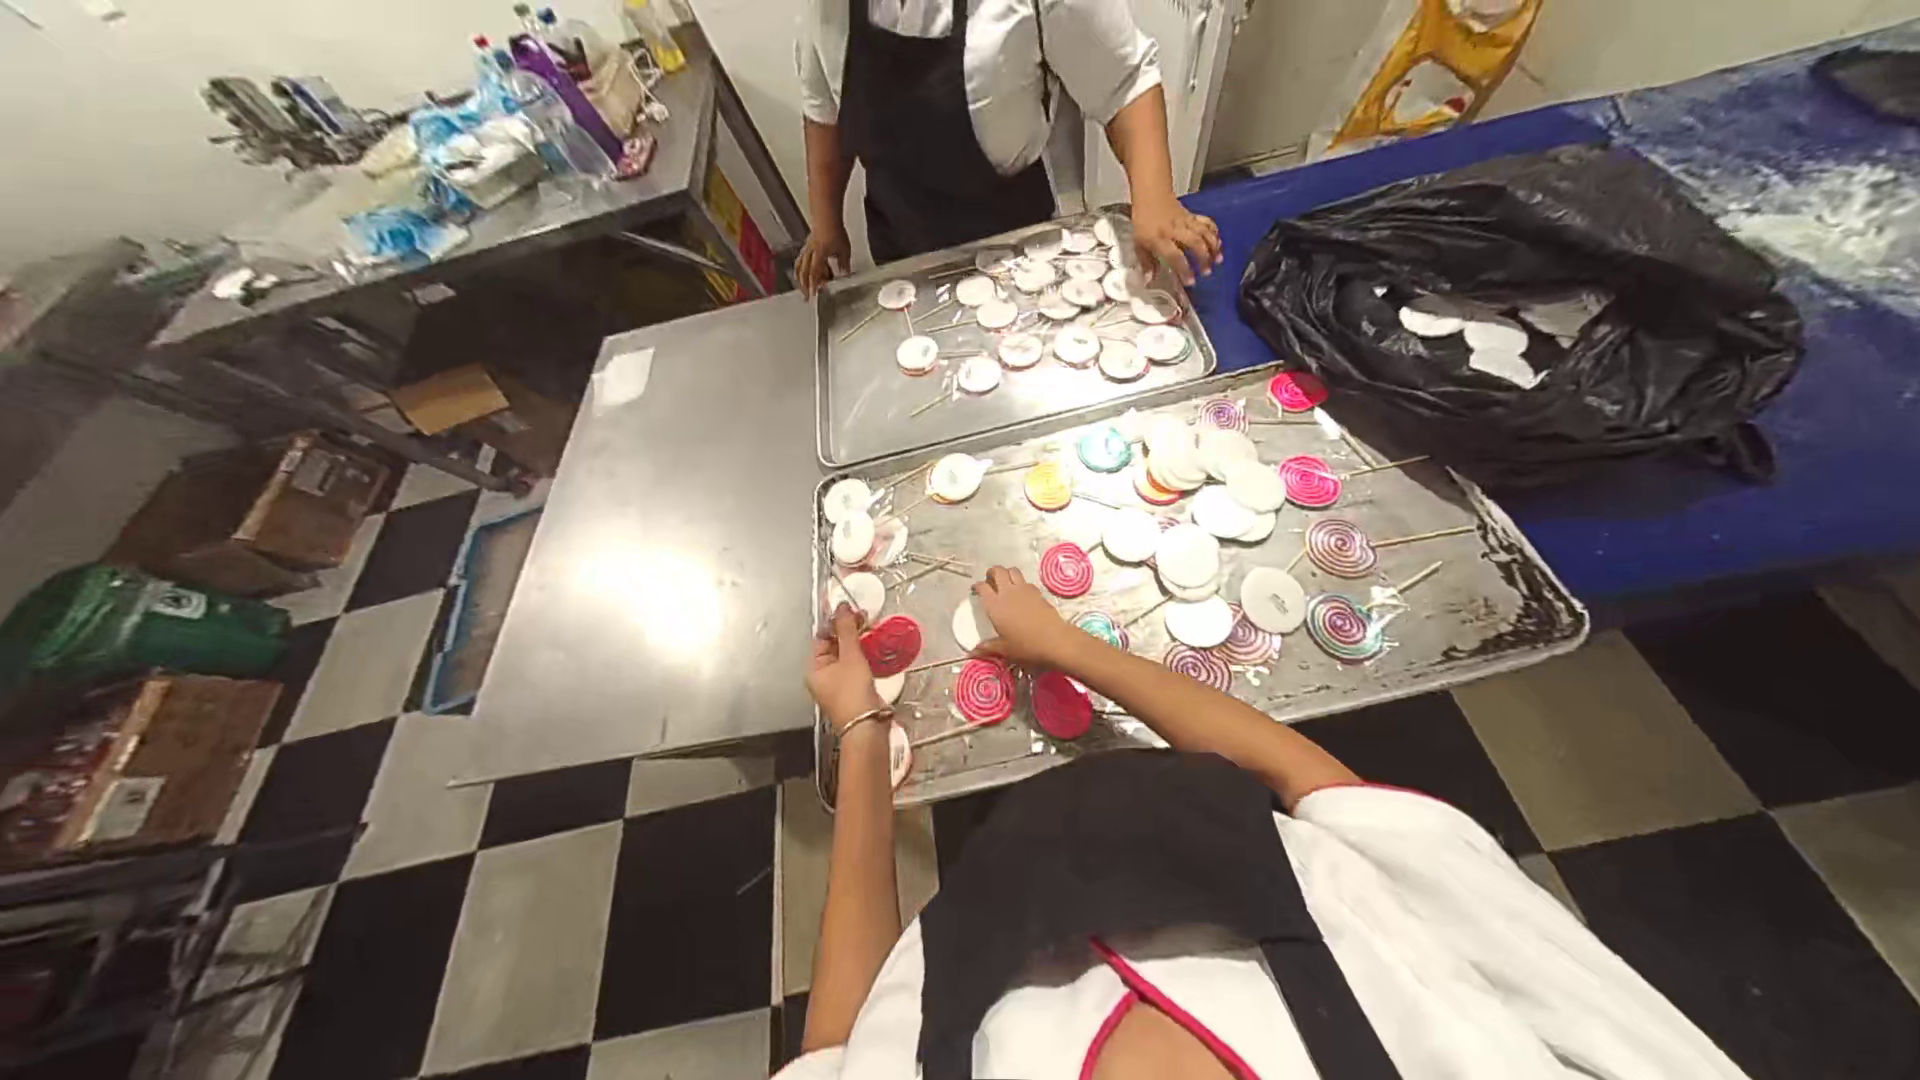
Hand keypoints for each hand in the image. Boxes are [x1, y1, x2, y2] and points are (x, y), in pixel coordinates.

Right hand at [796, 225, 850, 298]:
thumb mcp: (844, 249)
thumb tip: (845, 273)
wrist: (826, 215)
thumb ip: (844, 263)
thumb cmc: (834, 230)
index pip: (814, 273)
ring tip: (803, 287)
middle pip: (804, 272)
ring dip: (801, 278)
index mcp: (819, 255)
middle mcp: (810, 253)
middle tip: (805, 297)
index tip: (812, 295)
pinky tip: (808, 272)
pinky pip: (803, 260)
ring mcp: (807, 249)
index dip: (813, 285)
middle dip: (804, 286)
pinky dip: (804, 268)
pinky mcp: (807, 246)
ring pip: (801, 266)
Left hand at [807, 604, 885, 727]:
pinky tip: (874, 649)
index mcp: (814, 669)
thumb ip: (847, 630)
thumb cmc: (853, 693)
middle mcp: (823, 677)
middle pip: (834, 646)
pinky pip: (856, 666)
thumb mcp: (850, 656)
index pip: (822, 637)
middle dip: (849, 632)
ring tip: (871, 630)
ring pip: (847, 656)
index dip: (836, 623)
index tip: (851, 611)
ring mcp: (838, 684)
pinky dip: (864, 656)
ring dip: (858, 643)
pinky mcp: (854, 689)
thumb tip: (842, 608)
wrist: (868, 725)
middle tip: (864, 618)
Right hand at [971, 566, 1077, 667]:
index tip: (976, 589)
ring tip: (1006, 583)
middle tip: (990, 581)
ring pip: (1013, 571)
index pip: (983, 587)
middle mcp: (1008, 593)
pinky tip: (1022, 594)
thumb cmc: (1026, 646)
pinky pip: (1026, 581)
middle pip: (998, 571)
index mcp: (995, 605)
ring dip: (1007, 573)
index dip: (977, 586)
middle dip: (992, 572)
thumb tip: (973, 653)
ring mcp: (1025, 590)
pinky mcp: (1038, 593)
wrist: (1056, 641)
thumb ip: (988, 648)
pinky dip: (1021, 583)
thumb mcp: (1004, 650)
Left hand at [1131, 197, 1221, 286]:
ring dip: (1213, 247)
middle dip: (1204, 258)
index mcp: (1159, 238)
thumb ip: (1146, 262)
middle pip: (1194, 243)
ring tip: (1218, 260)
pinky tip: (1218, 242)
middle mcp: (1175, 230)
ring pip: (1204, 233)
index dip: (1184, 269)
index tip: (1190, 281)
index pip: (1174, 256)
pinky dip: (1215, 232)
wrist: (1151, 195)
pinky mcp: (1192, 216)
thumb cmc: (1143, 221)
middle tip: (1207, 272)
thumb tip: (1150, 280)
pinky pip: (1207, 222)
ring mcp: (1185, 221)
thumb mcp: (1139, 244)